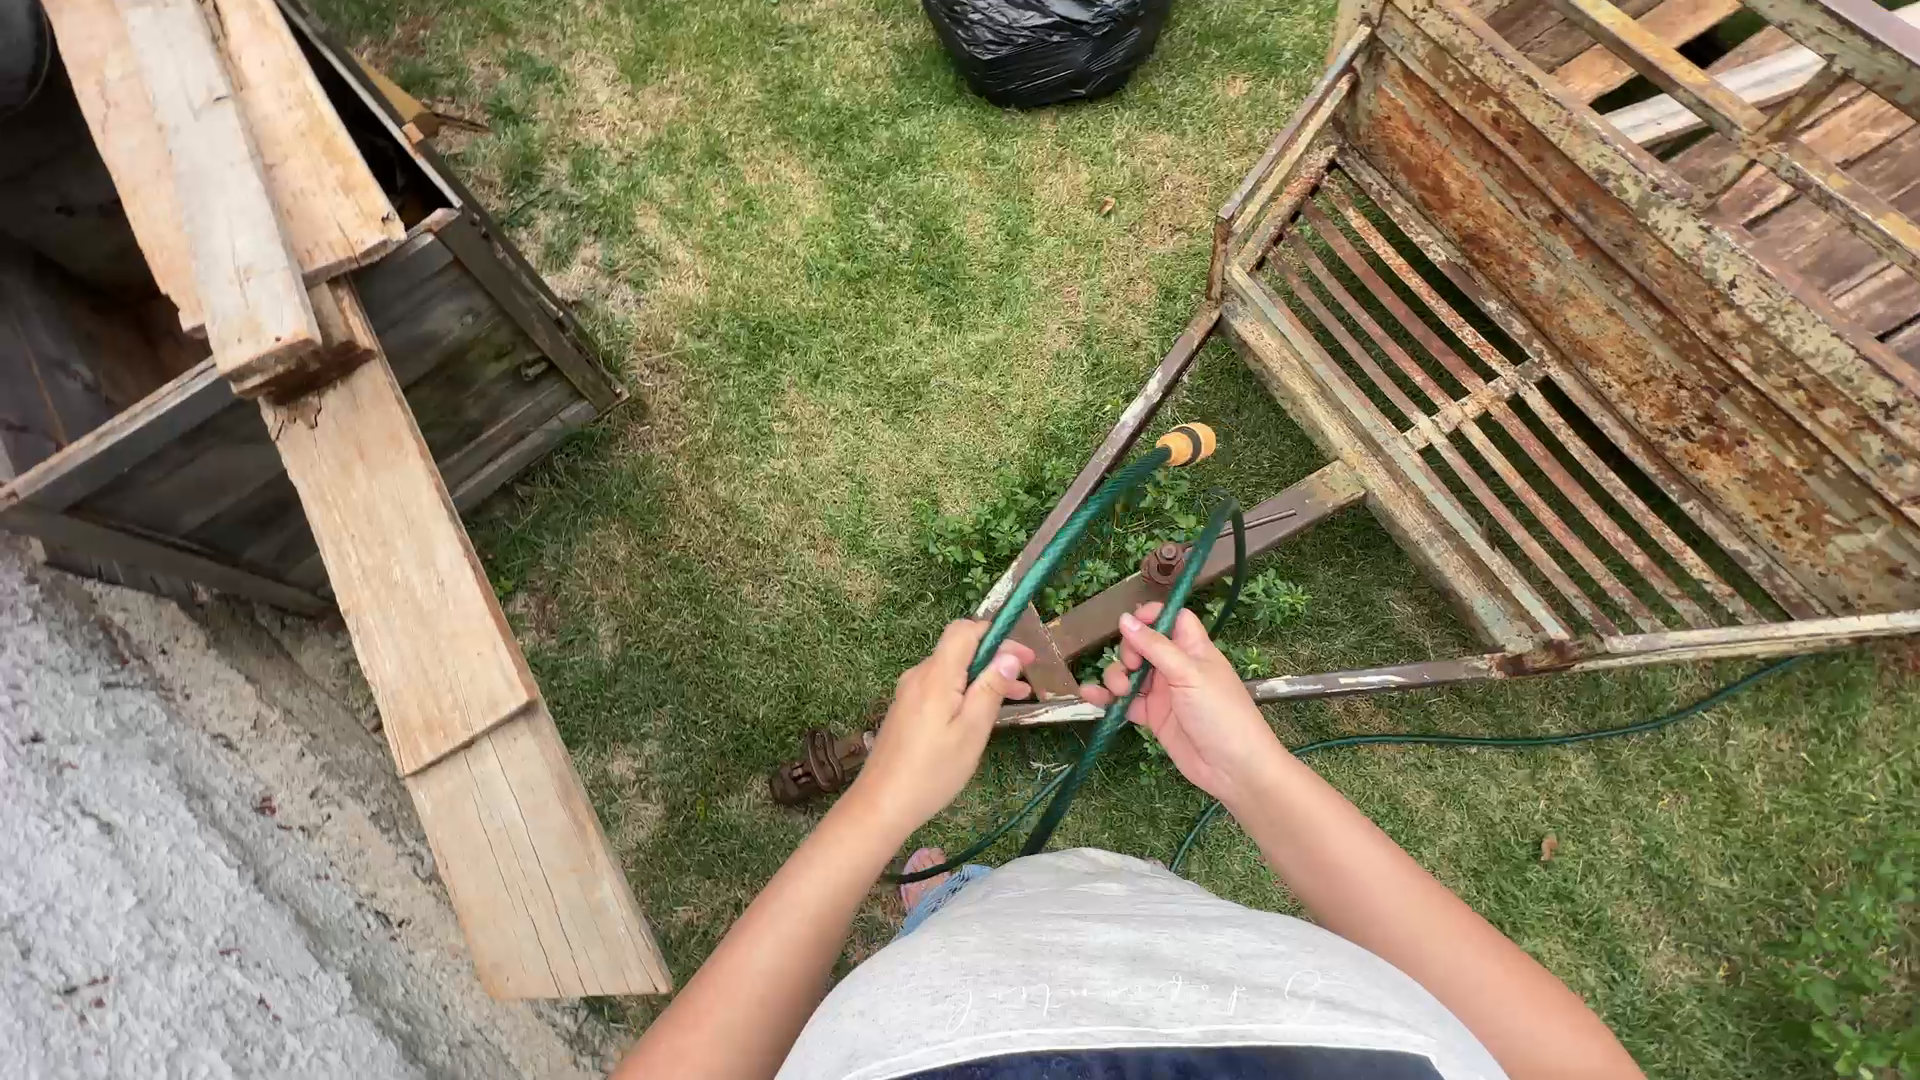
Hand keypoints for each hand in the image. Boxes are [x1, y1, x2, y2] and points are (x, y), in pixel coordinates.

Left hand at [851, 620, 1032, 834]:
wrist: (882, 804)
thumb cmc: (933, 771)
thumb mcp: (972, 731)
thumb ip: (990, 689)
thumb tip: (1008, 655)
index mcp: (936, 675)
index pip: (965, 630)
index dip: (997, 635)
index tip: (1025, 657)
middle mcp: (919, 675)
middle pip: (959, 648)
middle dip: (995, 657)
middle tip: (1025, 681)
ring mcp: (909, 692)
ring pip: (952, 669)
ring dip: (982, 676)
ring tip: (1015, 699)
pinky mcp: (906, 708)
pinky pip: (940, 686)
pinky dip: (965, 690)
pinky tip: (981, 712)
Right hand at [1078, 602, 1287, 808]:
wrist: (1232, 769)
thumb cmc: (1220, 713)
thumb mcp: (1189, 674)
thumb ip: (1155, 646)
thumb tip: (1124, 618)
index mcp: (1193, 649)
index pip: (1172, 619)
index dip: (1152, 616)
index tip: (1131, 623)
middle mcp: (1176, 667)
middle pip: (1143, 644)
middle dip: (1128, 651)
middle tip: (1131, 666)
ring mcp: (1163, 692)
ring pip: (1129, 673)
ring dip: (1116, 676)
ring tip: (1119, 691)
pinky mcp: (1152, 716)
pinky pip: (1124, 701)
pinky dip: (1107, 698)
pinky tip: (1091, 696)